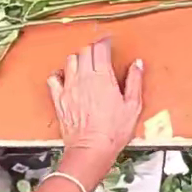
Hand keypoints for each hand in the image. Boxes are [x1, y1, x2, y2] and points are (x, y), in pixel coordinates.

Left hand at [47, 39, 143, 159]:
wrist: (91, 150)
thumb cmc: (113, 132)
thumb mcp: (133, 106)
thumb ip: (135, 81)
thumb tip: (137, 64)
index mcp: (102, 77)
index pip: (100, 48)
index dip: (105, 41)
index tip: (109, 41)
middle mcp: (83, 78)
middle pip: (84, 51)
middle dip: (93, 48)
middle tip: (100, 52)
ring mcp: (69, 88)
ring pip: (69, 60)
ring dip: (78, 58)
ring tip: (85, 64)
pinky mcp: (59, 99)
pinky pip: (53, 78)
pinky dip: (59, 74)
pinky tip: (66, 78)